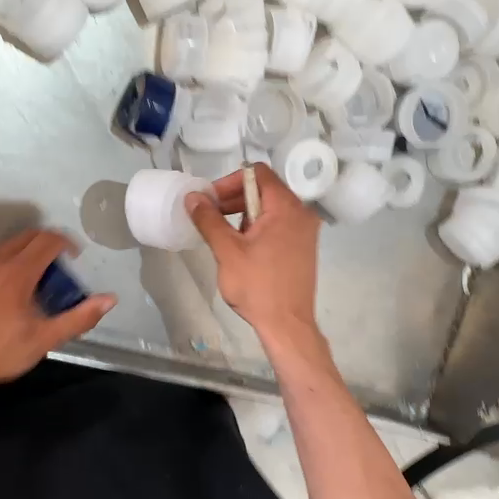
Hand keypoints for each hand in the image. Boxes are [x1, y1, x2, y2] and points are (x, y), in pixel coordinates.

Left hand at [0, 228, 116, 397]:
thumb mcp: (43, 340)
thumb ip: (78, 317)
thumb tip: (110, 299)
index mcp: (17, 271)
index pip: (49, 240)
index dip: (66, 244)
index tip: (74, 258)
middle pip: (27, 238)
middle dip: (46, 248)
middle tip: (55, 272)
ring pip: (3, 247)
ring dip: (21, 256)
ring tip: (26, 285)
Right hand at [184, 164, 321, 343]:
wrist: (287, 325)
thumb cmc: (257, 286)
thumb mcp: (227, 251)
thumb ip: (209, 220)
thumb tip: (193, 197)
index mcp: (286, 207)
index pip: (257, 173)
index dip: (229, 182)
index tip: (210, 202)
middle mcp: (301, 213)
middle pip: (264, 189)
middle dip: (234, 199)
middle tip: (210, 217)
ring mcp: (305, 231)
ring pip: (270, 209)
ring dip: (244, 215)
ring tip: (224, 237)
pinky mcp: (303, 248)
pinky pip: (278, 225)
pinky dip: (258, 228)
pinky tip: (243, 249)